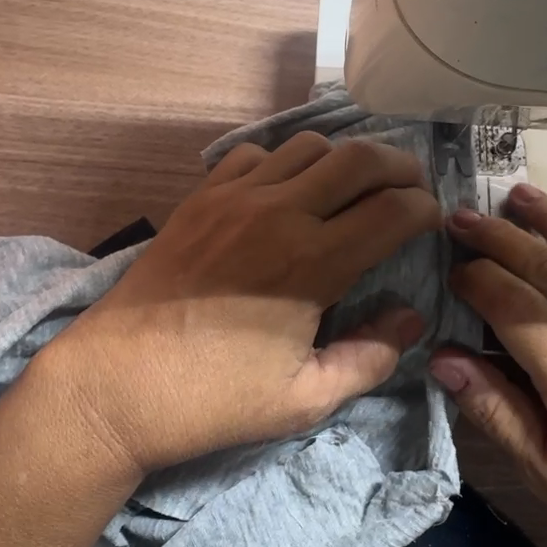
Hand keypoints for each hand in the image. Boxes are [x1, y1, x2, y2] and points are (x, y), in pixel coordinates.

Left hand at [31, 132, 440, 474]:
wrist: (114, 384)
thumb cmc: (211, 400)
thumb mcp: (303, 400)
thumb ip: (368, 358)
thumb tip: (410, 317)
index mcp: (312, 263)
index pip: (393, 210)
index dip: (425, 210)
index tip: (432, 223)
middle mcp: (279, 213)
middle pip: (359, 158)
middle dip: (400, 167)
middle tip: (412, 188)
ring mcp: (234, 197)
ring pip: (309, 146)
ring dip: (343, 159)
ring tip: (353, 187)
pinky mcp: (200, 197)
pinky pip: (256, 153)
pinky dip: (285, 160)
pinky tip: (288, 189)